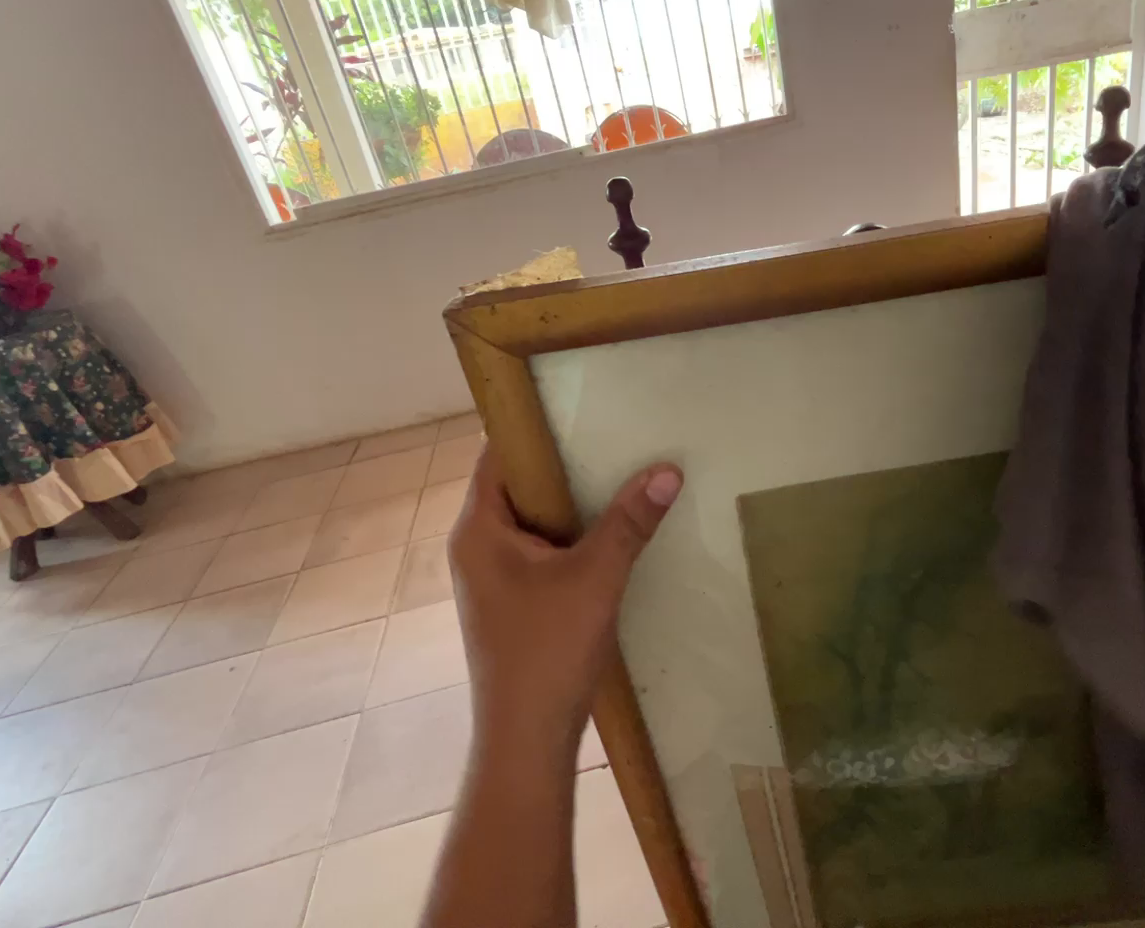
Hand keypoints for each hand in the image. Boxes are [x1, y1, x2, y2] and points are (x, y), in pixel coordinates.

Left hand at [446, 448, 682, 743]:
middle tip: (611, 436)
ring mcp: (493, 577)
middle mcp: (477, 546)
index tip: (577, 405)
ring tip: (619, 475)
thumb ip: (630, 522)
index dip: (534, 427)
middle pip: (518, 485)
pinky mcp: (512, 601)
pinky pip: (540, 550)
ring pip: (532, 521)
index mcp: (479, 529)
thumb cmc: (548, 650)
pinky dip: (570, 536)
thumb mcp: (596, 578)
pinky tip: (611, 534)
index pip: (498, 455)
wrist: (527, 740)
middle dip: (563, 464)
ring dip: (571, 503)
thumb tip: (667, 470)